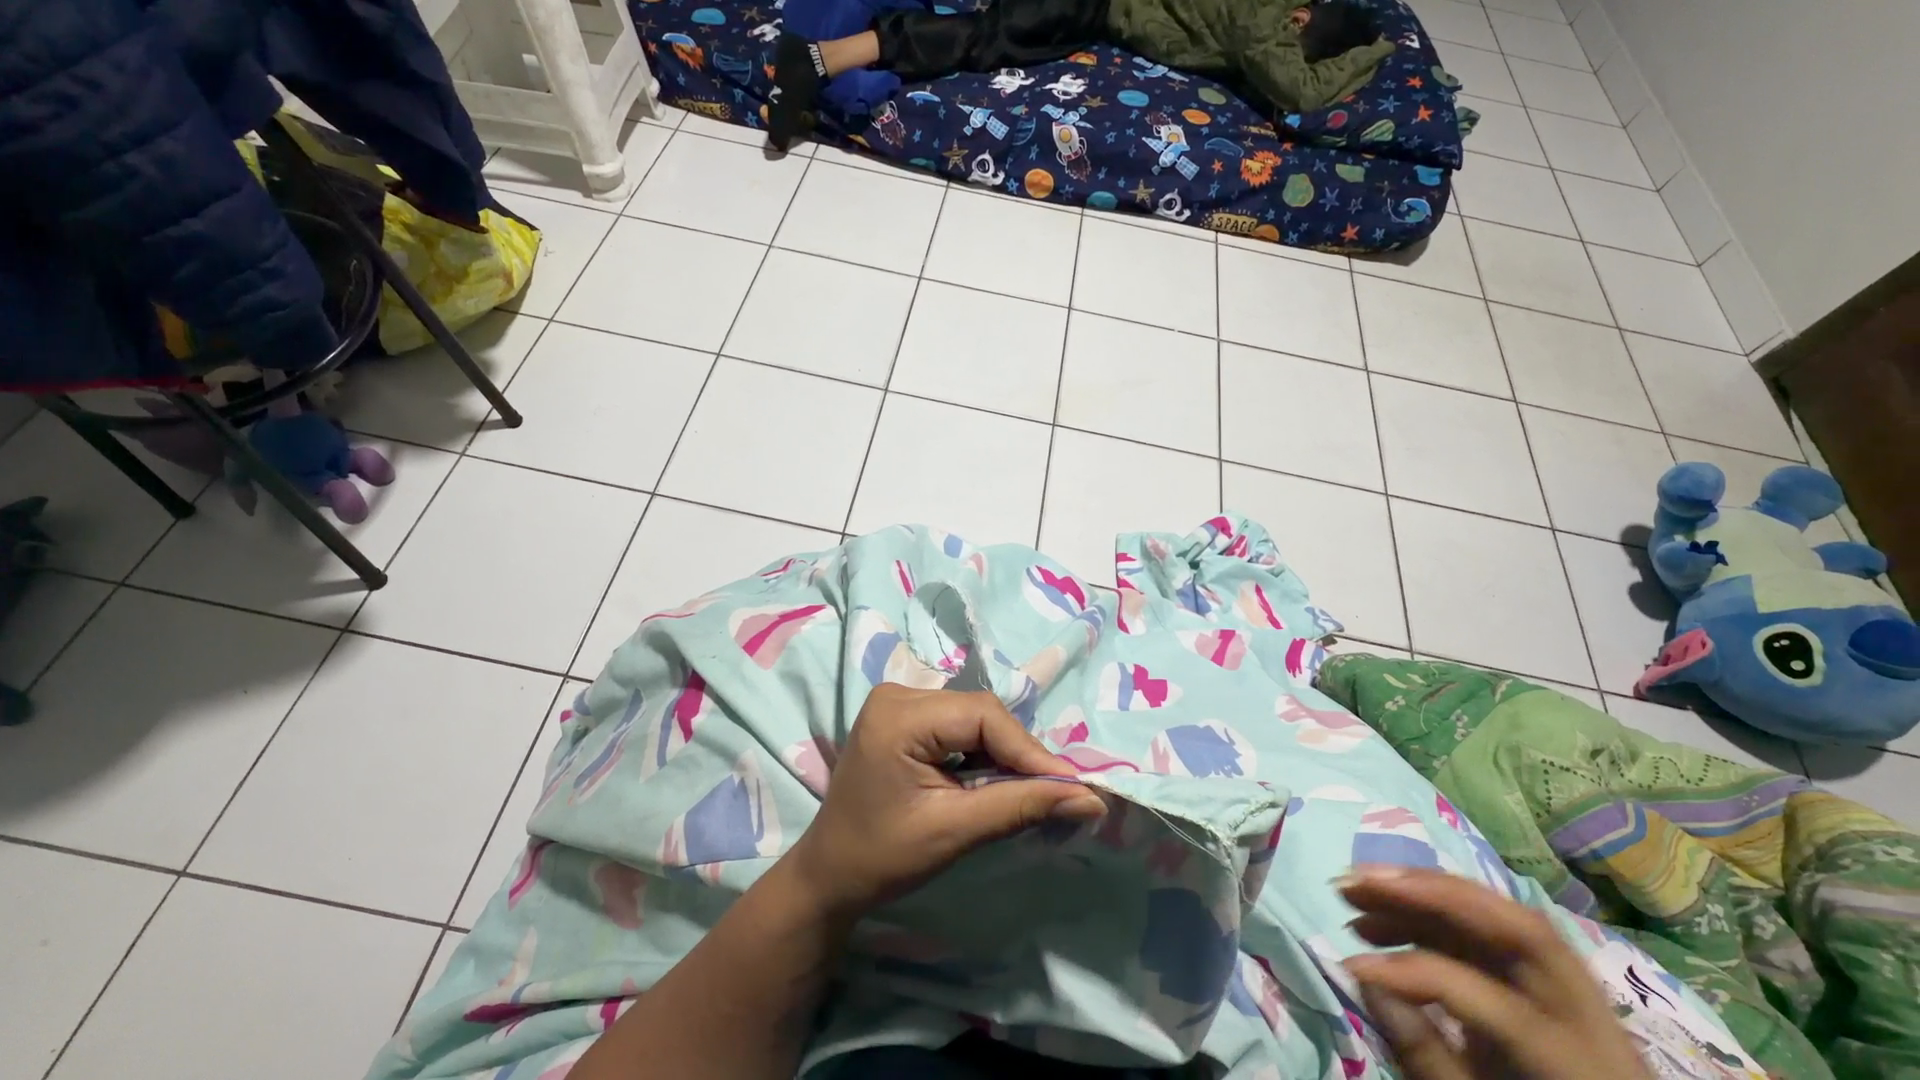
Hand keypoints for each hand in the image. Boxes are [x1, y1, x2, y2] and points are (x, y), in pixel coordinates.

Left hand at [783, 684, 1106, 917]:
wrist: (830, 876)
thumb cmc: (883, 857)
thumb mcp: (956, 831)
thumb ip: (1022, 806)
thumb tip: (1092, 799)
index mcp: (899, 716)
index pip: (984, 717)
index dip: (1031, 752)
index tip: (1072, 789)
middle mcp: (898, 695)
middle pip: (981, 713)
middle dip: (1019, 754)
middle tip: (1054, 795)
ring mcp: (898, 704)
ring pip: (975, 718)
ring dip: (1004, 754)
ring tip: (1027, 792)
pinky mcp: (903, 719)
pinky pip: (958, 726)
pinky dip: (983, 754)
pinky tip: (994, 783)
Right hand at [1339, 867, 1652, 1079]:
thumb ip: (1426, 1056)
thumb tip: (1368, 981)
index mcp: (1575, 1062)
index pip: (1498, 1005)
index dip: (1418, 976)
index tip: (1352, 966)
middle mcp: (1586, 1012)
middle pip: (1517, 929)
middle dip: (1429, 893)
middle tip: (1356, 881)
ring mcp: (1571, 986)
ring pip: (1500, 916)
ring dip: (1422, 895)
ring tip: (1356, 897)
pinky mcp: (1544, 973)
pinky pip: (1490, 927)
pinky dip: (1435, 914)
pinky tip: (1389, 921)